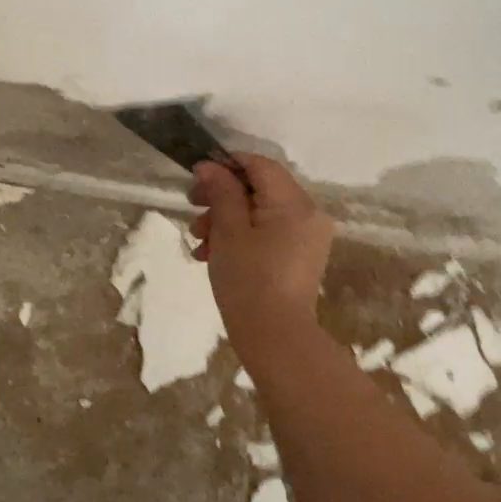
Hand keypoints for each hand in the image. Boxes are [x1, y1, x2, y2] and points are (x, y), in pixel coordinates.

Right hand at [190, 154, 334, 341]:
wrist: (274, 336)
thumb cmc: (248, 279)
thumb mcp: (228, 231)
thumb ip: (221, 192)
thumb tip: (210, 166)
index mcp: (294, 203)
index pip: (261, 165)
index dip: (227, 165)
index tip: (196, 177)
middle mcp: (308, 214)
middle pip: (260, 189)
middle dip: (222, 197)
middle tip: (192, 209)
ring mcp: (307, 237)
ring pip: (260, 213)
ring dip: (226, 220)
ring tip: (199, 243)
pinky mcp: (300, 257)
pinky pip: (269, 233)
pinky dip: (241, 237)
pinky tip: (213, 255)